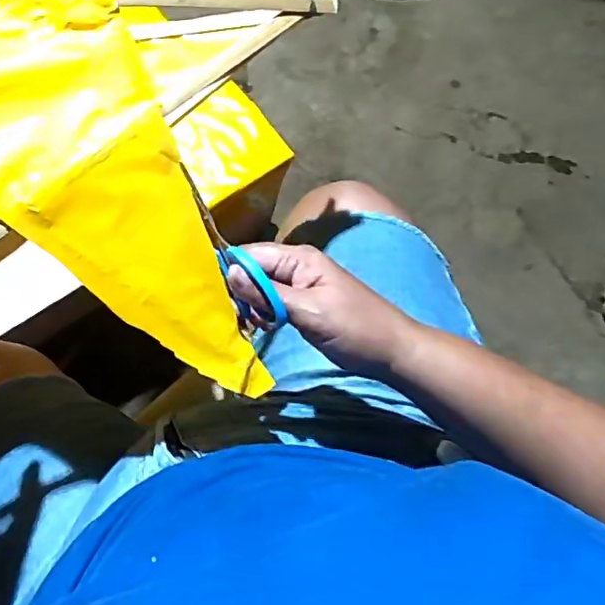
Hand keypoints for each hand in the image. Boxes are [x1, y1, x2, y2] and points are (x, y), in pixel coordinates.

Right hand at [227, 242, 422, 376]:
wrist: (392, 350)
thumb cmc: (354, 327)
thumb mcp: (308, 311)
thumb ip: (267, 293)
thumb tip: (229, 272)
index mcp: (299, 257)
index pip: (251, 254)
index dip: (230, 271)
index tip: (212, 296)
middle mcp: (296, 264)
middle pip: (252, 269)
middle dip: (238, 291)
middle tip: (234, 318)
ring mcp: (299, 283)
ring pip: (259, 287)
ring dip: (249, 304)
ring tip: (248, 326)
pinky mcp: (301, 302)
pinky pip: (271, 300)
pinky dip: (262, 312)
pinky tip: (259, 327)